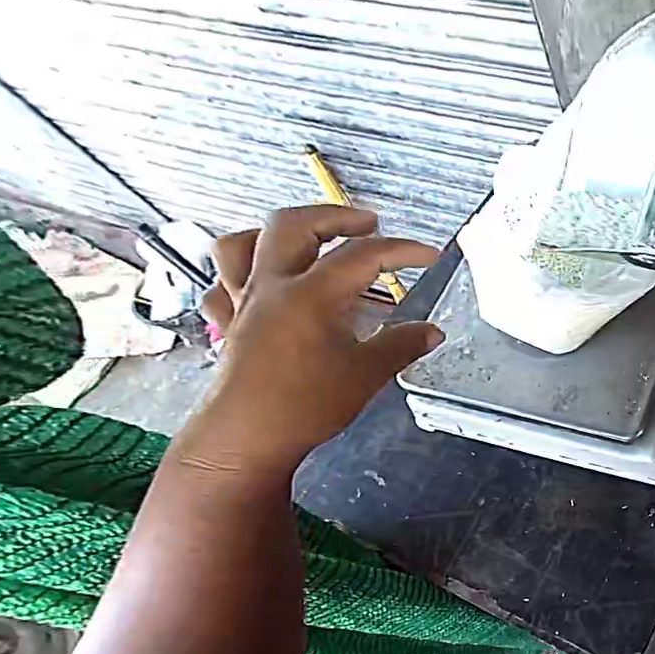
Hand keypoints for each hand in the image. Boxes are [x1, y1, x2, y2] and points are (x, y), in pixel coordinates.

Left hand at [183, 205, 439, 473]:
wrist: (247, 437)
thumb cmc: (308, 405)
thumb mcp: (367, 374)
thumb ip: (402, 345)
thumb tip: (432, 332)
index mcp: (311, 294)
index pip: (363, 256)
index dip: (402, 251)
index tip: (429, 255)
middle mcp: (272, 286)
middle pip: (295, 225)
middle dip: (336, 215)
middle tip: (368, 223)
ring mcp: (244, 302)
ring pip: (243, 243)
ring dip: (278, 233)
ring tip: (307, 239)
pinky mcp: (228, 323)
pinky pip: (222, 283)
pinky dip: (240, 273)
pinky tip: (260, 281)